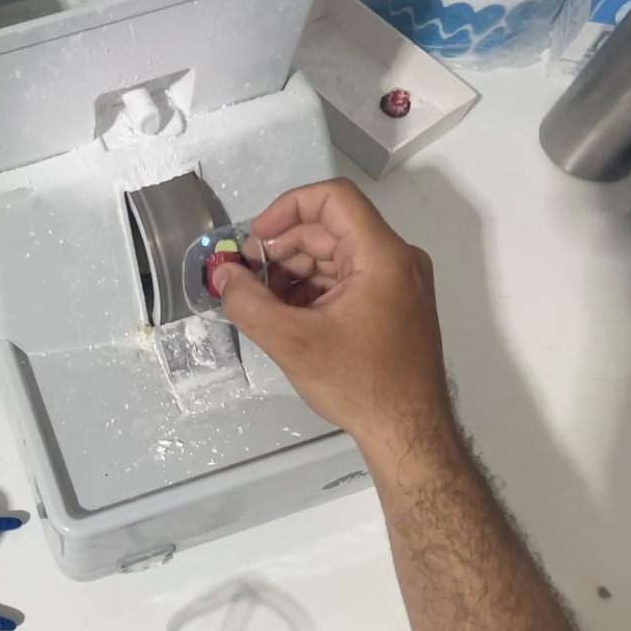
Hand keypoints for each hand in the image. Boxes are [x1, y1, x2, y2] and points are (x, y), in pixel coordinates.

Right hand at [213, 179, 453, 466]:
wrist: (407, 432)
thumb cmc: (358, 383)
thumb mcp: (292, 342)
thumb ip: (248, 303)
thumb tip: (223, 276)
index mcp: (381, 256)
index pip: (333, 199)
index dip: (287, 208)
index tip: (254, 239)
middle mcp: (394, 260)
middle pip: (328, 230)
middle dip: (281, 249)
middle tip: (244, 277)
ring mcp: (395, 284)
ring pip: (333, 257)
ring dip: (291, 272)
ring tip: (260, 302)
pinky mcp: (389, 307)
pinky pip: (343, 281)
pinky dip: (310, 291)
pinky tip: (284, 316)